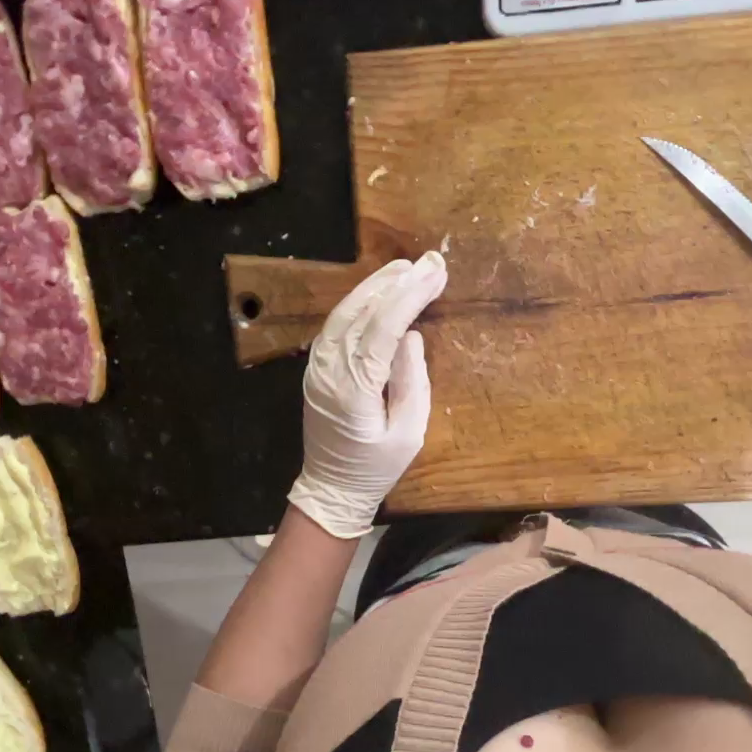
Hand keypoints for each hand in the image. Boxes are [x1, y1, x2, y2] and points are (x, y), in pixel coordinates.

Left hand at [288, 252, 448, 539]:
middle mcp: (329, 372)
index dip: (409, 297)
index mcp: (354, 390)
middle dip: (395, 284)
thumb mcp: (408, 434)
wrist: (331, 488)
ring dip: (375, 288)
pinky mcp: (316, 369)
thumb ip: (412, 383)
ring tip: (406, 269)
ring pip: (343, 314)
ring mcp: (317, 368)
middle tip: (428, 263)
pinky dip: (359, 304)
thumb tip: (411, 337)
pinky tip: (379, 293)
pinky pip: (335, 327)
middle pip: (360, 313)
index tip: (435, 274)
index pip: (382, 329)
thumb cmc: (376, 468)